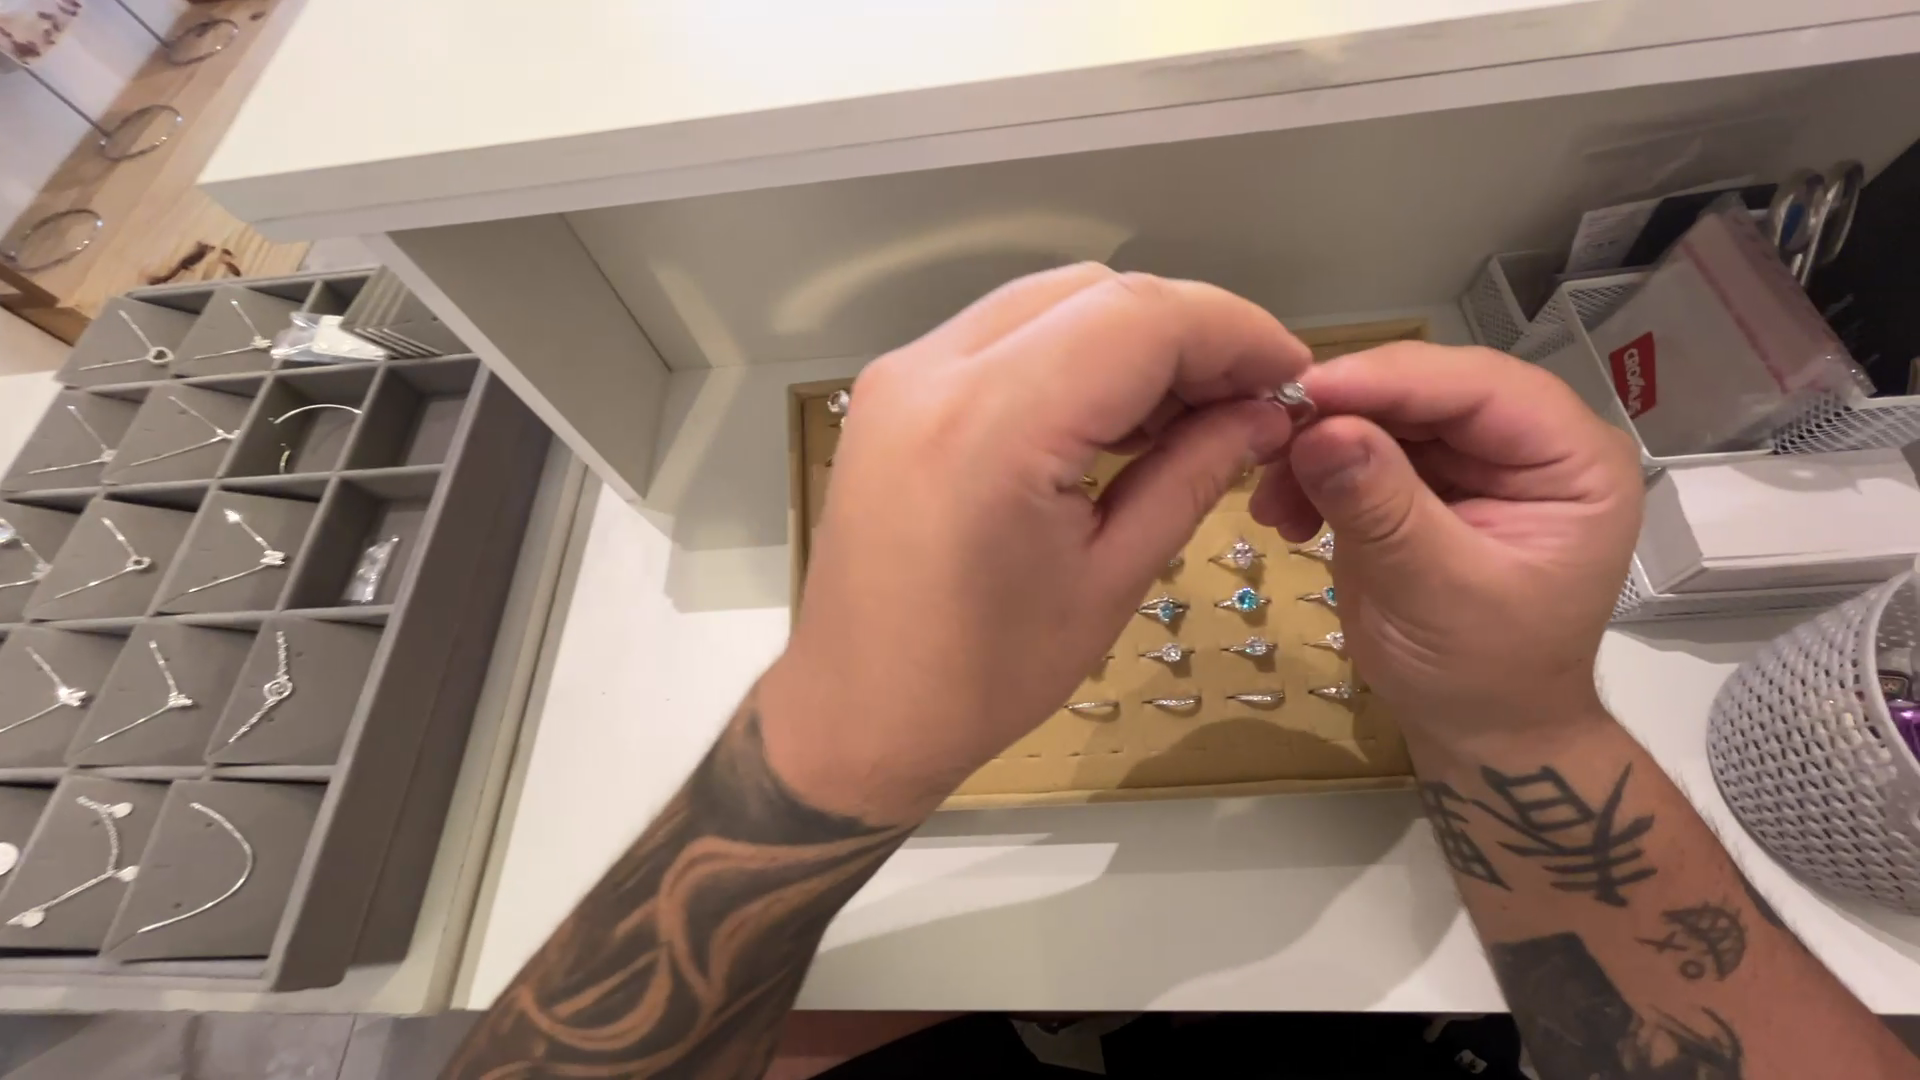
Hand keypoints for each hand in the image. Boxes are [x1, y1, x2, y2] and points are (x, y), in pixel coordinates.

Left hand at [760, 265, 1310, 820]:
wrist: (859, 709)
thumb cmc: (982, 677)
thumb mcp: (1109, 581)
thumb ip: (1191, 475)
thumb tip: (1259, 416)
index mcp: (992, 427)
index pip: (1141, 319)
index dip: (1234, 333)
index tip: (1285, 379)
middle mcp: (933, 372)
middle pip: (1094, 294)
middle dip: (1184, 333)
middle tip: (1237, 403)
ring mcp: (900, 375)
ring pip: (1045, 304)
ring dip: (1125, 340)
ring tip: (1176, 415)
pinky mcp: (890, 394)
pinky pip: (998, 338)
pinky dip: (1065, 355)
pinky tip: (1101, 416)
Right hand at [1251, 344, 1642, 750]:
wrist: (1471, 722)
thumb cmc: (1478, 669)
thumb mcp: (1432, 590)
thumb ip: (1380, 507)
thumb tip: (1316, 431)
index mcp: (1570, 461)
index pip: (1481, 388)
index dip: (1391, 380)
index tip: (1304, 391)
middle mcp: (1522, 444)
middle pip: (1423, 392)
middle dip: (1341, 415)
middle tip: (1270, 442)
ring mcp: (1466, 463)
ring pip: (1377, 417)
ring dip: (1314, 449)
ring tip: (1270, 500)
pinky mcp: (1417, 484)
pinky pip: (1354, 454)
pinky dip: (1310, 476)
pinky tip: (1283, 517)